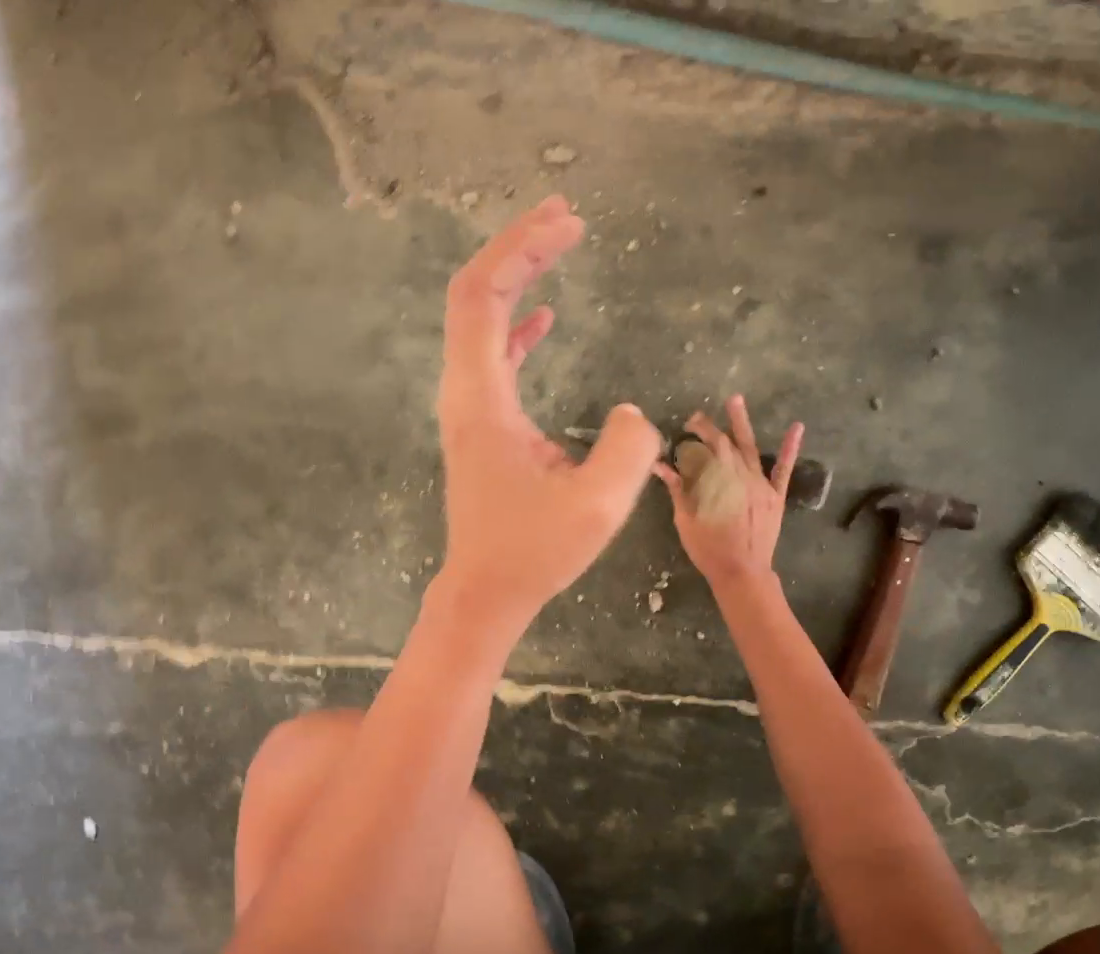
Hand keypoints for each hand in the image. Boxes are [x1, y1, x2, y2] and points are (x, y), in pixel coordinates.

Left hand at [436, 196, 663, 625]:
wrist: (486, 590)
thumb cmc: (534, 552)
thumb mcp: (598, 504)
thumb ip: (628, 447)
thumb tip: (633, 413)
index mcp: (482, 397)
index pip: (483, 295)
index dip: (520, 249)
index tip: (569, 225)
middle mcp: (465, 390)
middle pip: (477, 294)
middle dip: (518, 246)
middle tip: (567, 217)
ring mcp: (470, 405)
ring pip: (483, 320)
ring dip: (517, 278)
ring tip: (560, 244)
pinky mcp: (483, 422)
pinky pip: (494, 354)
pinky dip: (518, 323)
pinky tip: (546, 314)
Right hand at [653, 394, 803, 587]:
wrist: (741, 572)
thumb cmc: (709, 549)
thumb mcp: (685, 520)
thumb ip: (677, 489)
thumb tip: (660, 466)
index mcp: (718, 481)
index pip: (709, 446)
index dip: (699, 431)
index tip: (688, 424)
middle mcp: (740, 476)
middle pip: (727, 444)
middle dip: (713, 428)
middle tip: (698, 417)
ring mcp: (761, 485)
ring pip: (751, 449)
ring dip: (742, 424)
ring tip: (736, 401)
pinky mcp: (775, 497)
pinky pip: (784, 470)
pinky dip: (790, 448)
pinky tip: (797, 428)